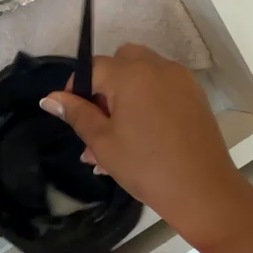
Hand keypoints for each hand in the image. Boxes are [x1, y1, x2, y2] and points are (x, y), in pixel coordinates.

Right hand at [40, 44, 252, 252]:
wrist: (202, 190)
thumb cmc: (146, 166)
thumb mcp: (103, 142)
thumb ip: (77, 114)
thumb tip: (50, 98)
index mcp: (131, 74)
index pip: (93, 67)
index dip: (77, 89)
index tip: (72, 115)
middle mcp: (158, 67)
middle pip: (121, 62)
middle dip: (105, 86)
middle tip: (99, 122)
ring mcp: (181, 80)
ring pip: (143, 76)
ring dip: (125, 95)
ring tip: (116, 139)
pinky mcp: (195, 96)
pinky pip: (162, 89)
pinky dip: (147, 102)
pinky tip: (141, 137)